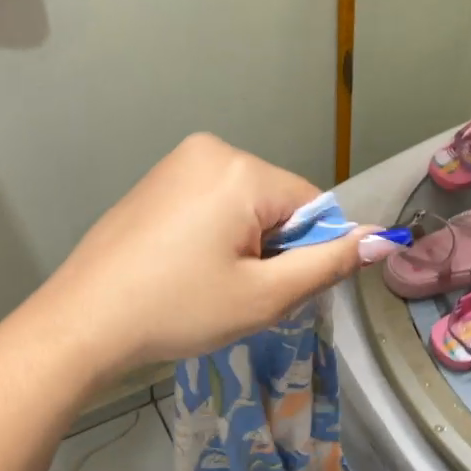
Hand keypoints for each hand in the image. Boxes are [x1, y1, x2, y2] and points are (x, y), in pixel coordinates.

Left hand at [28, 134, 379, 379]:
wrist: (84, 320)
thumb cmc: (177, 309)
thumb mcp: (264, 296)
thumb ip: (329, 264)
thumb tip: (386, 238)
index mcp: (241, 169)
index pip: (312, 205)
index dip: (306, 253)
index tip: (272, 291)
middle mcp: (209, 150)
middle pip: (275, 203)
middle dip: (270, 249)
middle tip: (233, 294)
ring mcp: (174, 163)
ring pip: (241, 206)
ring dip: (241, 246)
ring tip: (203, 285)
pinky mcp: (152, 182)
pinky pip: (207, 204)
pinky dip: (210, 236)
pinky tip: (181, 270)